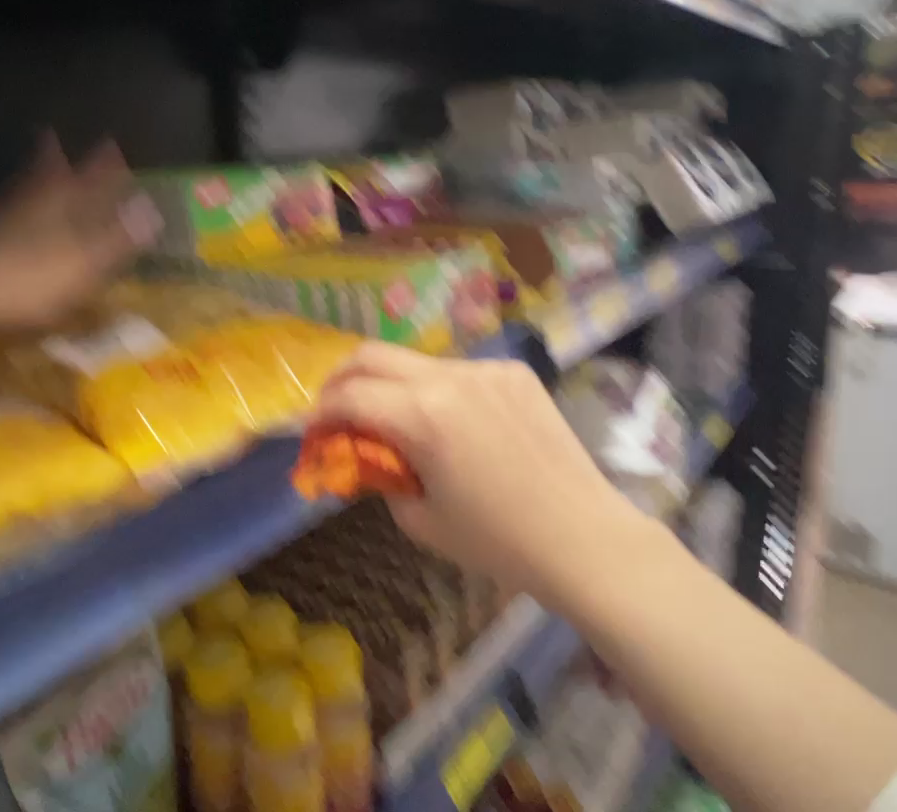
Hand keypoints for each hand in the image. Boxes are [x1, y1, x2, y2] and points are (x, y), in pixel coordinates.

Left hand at [0, 134, 159, 327]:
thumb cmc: (29, 279)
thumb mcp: (85, 263)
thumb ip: (118, 237)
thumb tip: (152, 208)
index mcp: (62, 205)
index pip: (90, 178)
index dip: (104, 165)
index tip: (111, 144)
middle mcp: (29, 201)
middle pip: (45, 173)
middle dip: (54, 157)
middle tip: (52, 136)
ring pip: (16, 189)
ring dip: (25, 177)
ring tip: (28, 170)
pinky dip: (1, 207)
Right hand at [311, 344, 651, 600]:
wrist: (582, 537)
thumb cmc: (496, 541)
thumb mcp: (419, 518)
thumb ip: (380, 475)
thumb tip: (365, 454)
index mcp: (422, 414)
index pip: (348, 396)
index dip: (319, 413)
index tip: (314, 433)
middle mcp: (450, 376)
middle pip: (372, 355)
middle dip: (342, 380)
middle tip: (336, 410)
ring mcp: (487, 369)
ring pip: (417, 362)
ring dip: (393, 386)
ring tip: (398, 423)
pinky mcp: (515, 372)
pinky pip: (460, 372)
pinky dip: (439, 392)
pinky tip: (455, 427)